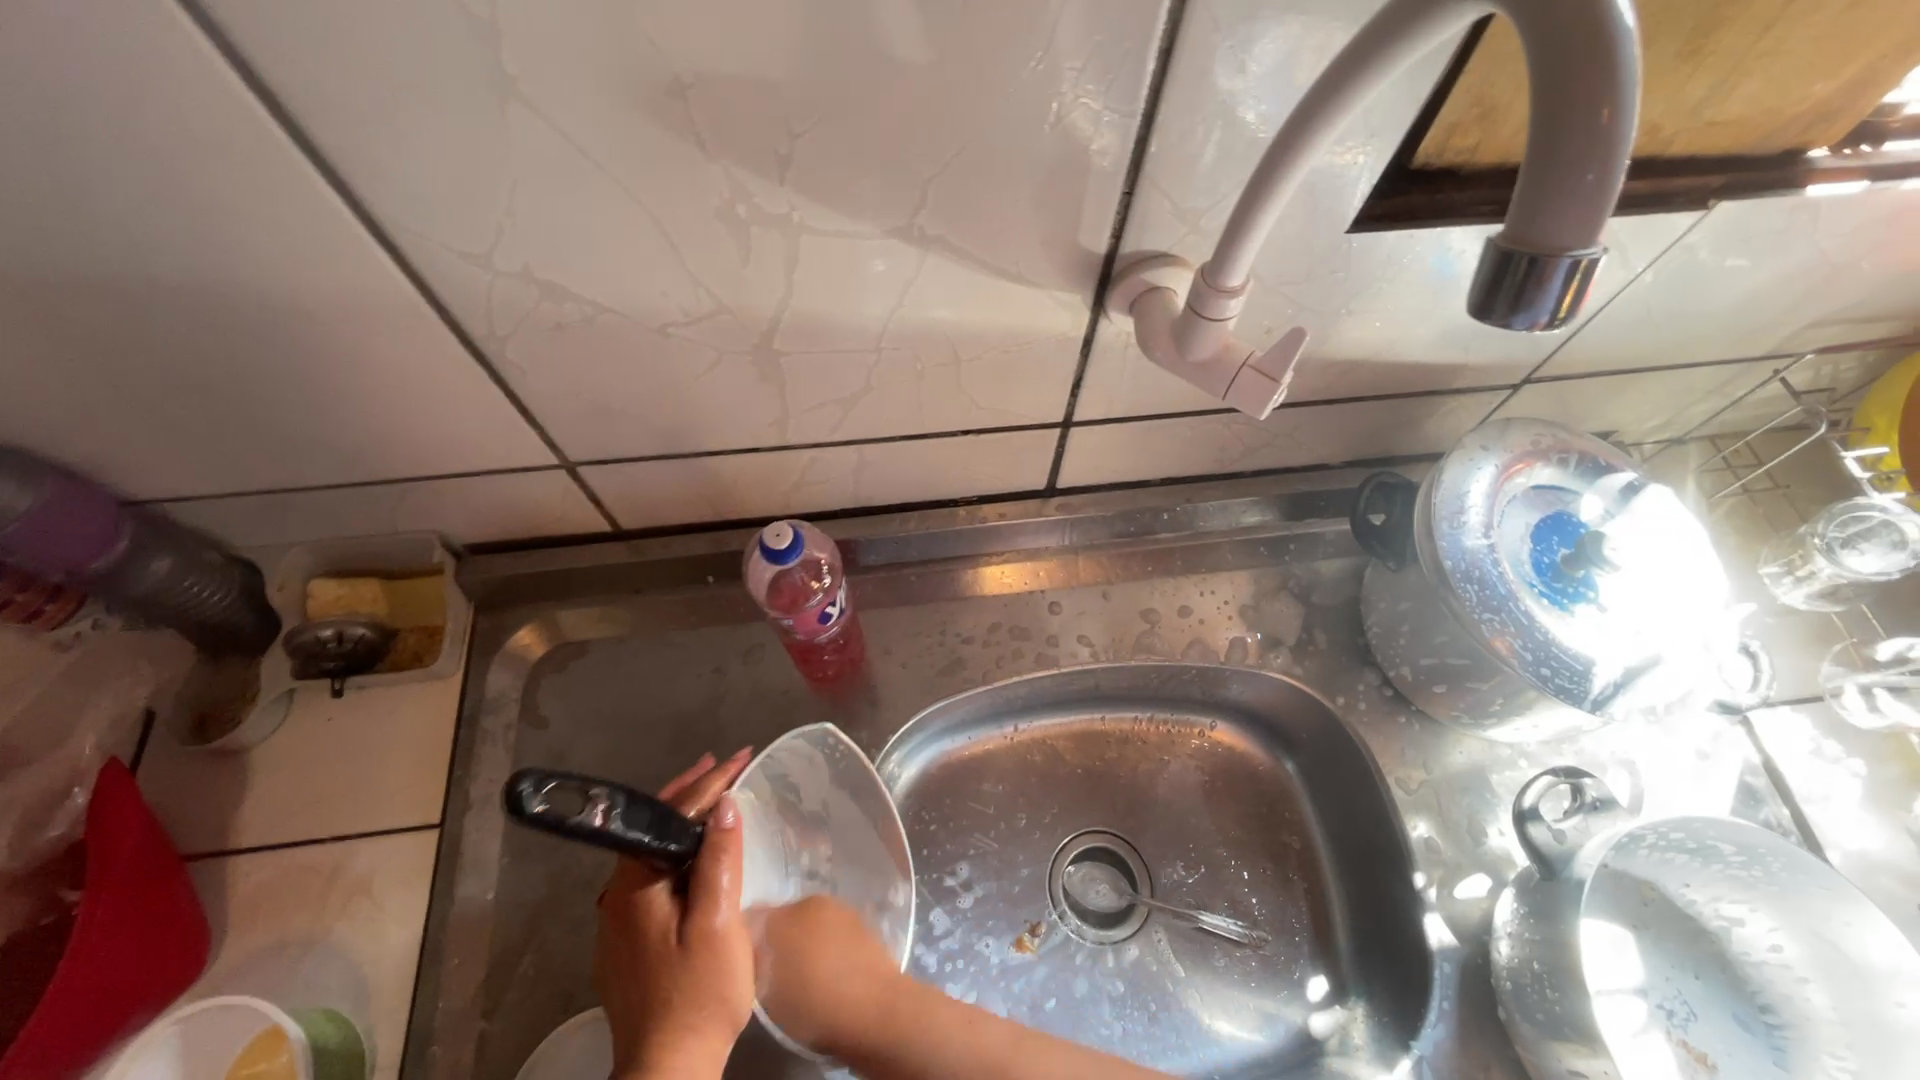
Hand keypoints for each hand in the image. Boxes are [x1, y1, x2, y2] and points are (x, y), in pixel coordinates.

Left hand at [594, 750, 755, 1079]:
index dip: (709, 783)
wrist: (669, 1067)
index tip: (740, 756)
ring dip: (683, 822)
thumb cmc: (699, 992)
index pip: (672, 816)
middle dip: (690, 793)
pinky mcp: (628, 943)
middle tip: (724, 765)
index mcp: (635, 885)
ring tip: (715, 799)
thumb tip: (724, 805)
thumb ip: (719, 860)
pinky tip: (698, 858)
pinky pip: (653, 878)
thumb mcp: (718, 922)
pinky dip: (678, 854)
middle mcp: (617, 897)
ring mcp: (618, 922)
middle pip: (654, 828)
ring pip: (653, 853)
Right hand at [754, 895, 904, 1055]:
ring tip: (809, 974)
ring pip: (812, 924)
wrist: (873, 1008)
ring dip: (806, 941)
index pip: (752, 919)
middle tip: (778, 970)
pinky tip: (833, 971)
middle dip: (779, 938)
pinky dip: (830, 946)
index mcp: (780, 915)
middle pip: (783, 917)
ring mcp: (840, 909)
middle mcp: (809, 903)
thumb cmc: (813, 1004)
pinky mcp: (863, 923)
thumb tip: (757, 952)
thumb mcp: (768, 992)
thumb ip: (757, 962)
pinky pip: (836, 932)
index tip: (749, 963)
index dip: (747, 941)